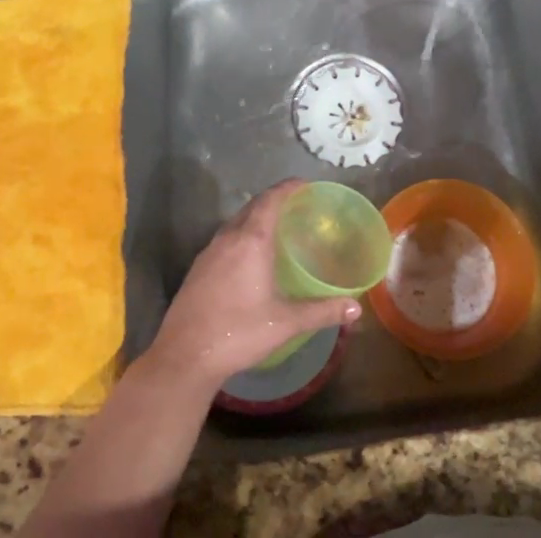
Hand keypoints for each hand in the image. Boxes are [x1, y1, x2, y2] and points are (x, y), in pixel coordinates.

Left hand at [142, 179, 361, 391]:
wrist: (185, 356)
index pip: (271, 200)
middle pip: (252, 207)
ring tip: (277, 228)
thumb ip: (322, 311)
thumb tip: (355, 307)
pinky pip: (224, 240)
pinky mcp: (197, 269)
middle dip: (274, 200)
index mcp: (251, 241)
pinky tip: (250, 258)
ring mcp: (208, 253)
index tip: (306, 184)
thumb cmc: (239, 332)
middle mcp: (228, 238)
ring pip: (236, 223)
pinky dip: (242, 236)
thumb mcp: (286, 323)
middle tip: (297, 206)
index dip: (289, 188)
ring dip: (255, 218)